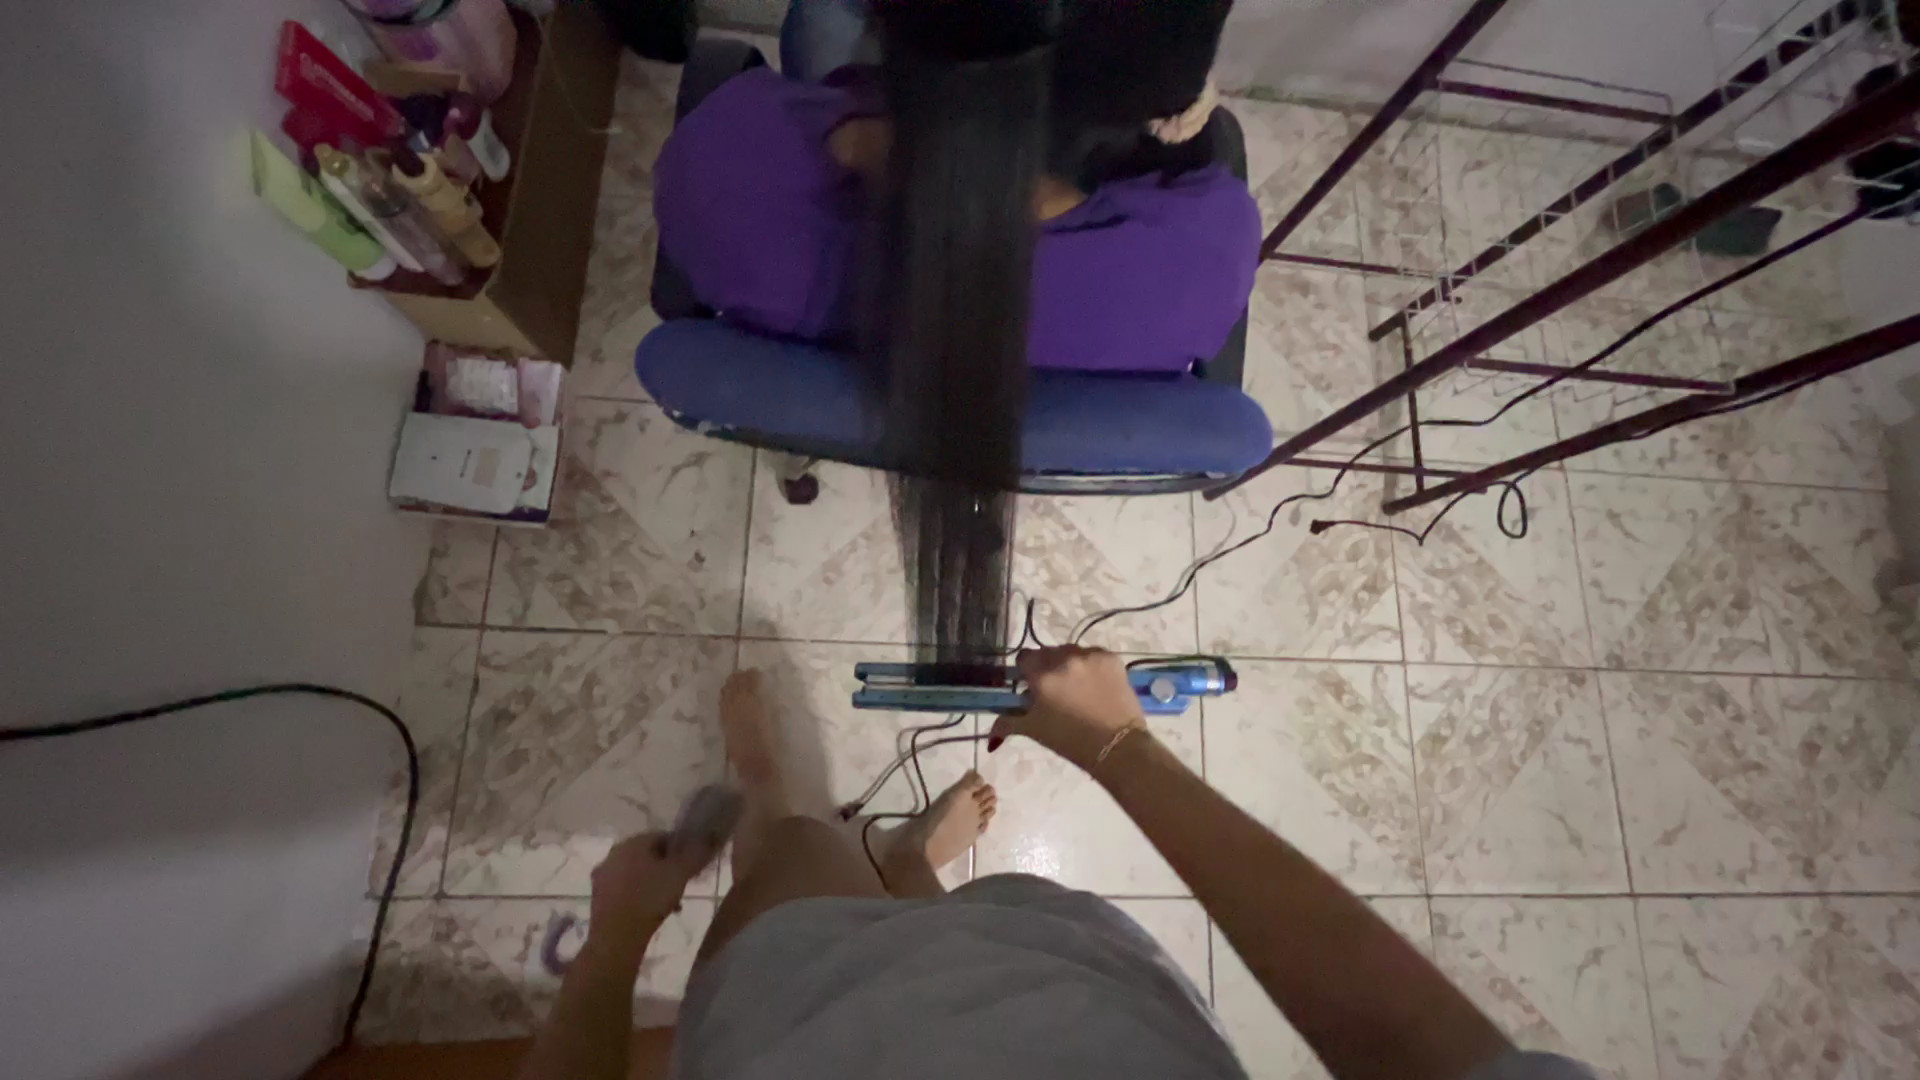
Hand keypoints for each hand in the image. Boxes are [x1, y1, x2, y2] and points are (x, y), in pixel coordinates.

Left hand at [585, 830, 718, 961]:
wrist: (616, 939)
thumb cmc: (651, 898)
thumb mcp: (682, 872)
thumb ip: (698, 852)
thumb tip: (712, 836)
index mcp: (633, 841)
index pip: (664, 836)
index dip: (682, 850)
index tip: (692, 867)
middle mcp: (614, 852)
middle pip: (649, 855)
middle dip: (666, 868)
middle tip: (681, 885)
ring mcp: (602, 876)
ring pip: (636, 873)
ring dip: (653, 883)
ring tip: (669, 903)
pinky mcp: (597, 898)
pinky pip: (624, 889)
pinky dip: (638, 896)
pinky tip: (650, 912)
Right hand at [989, 646, 1144, 769]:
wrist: (1118, 748)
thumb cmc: (1070, 741)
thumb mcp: (1034, 730)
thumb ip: (1007, 723)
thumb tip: (989, 735)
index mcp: (1041, 676)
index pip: (1024, 658)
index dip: (1026, 671)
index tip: (1032, 685)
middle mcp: (1064, 659)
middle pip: (1047, 653)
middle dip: (1048, 667)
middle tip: (1056, 690)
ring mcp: (1090, 656)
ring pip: (1071, 651)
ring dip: (1069, 664)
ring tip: (1078, 688)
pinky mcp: (1111, 658)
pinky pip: (1093, 654)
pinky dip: (1092, 666)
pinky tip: (1096, 685)